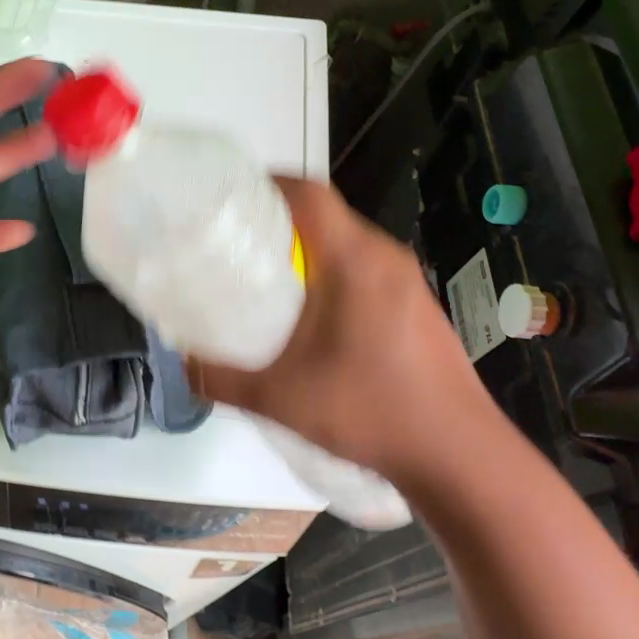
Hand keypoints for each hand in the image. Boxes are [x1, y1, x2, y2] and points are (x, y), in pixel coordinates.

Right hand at [190, 177, 504, 484]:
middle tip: (233, 246)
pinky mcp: (418, 308)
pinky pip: (366, 273)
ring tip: (265, 281)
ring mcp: (408, 283)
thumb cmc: (368, 410)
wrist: (457, 454)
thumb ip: (220, 379)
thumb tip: (180, 366)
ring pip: (348, 246)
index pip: (309, 194)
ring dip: (307, 252)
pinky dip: (332, 277)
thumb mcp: (278, 398)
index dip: (267, 184)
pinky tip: (311, 319)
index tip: (228, 198)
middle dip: (277, 223)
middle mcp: (385, 259)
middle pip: (326, 216)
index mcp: (354, 262)